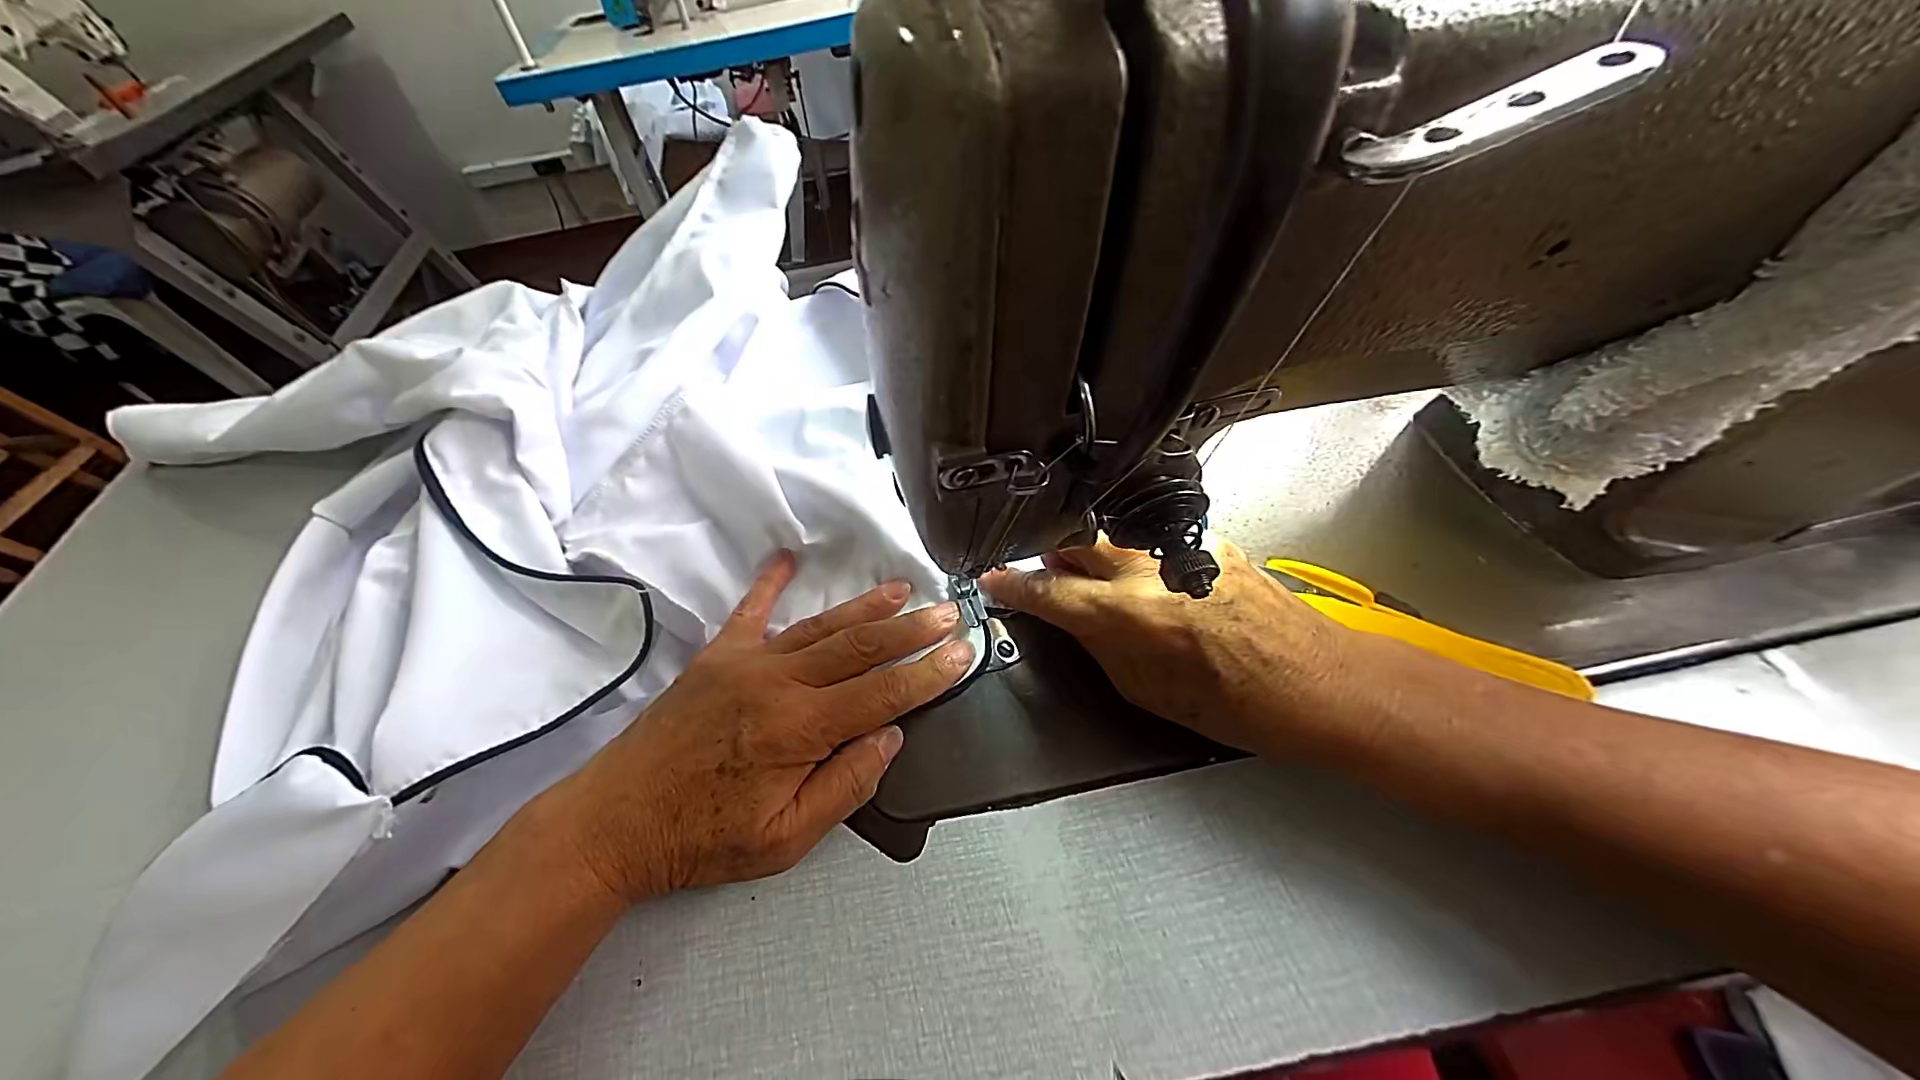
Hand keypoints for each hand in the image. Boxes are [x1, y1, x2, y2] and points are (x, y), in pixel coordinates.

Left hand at [550, 551, 973, 901]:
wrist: (613, 823)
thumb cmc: (700, 839)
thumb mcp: (785, 838)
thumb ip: (845, 785)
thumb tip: (890, 737)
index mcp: (799, 730)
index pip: (883, 692)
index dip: (930, 672)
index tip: (963, 652)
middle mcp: (777, 684)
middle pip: (861, 647)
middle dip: (912, 629)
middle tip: (950, 613)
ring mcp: (745, 663)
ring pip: (821, 625)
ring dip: (866, 606)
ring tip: (903, 590)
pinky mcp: (716, 657)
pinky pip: (751, 612)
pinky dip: (771, 583)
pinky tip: (787, 558)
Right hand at [981, 537, 1350, 756]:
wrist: (1313, 682)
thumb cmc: (1243, 701)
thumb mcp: (1144, 690)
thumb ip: (1096, 645)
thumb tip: (1072, 622)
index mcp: (1128, 614)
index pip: (1047, 590)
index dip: (1012, 586)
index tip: (995, 582)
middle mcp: (1152, 569)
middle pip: (1074, 544)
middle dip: (1054, 562)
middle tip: (1049, 583)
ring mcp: (1182, 548)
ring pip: (1112, 537)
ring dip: (1095, 558)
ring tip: (1102, 588)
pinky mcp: (1208, 541)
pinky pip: (1152, 540)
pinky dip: (1137, 558)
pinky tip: (1150, 583)